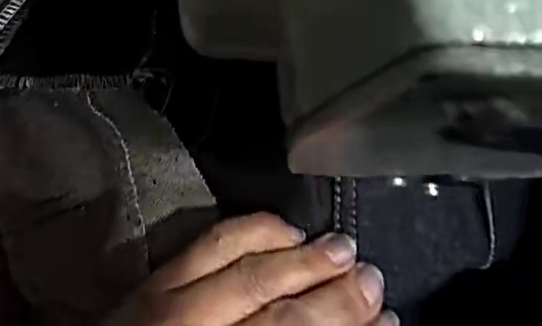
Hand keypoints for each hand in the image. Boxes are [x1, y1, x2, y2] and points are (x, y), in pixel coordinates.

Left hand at [107, 213, 393, 324]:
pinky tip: (286, 227)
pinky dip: (254, 229)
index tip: (386, 321)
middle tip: (373, 280)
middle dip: (334, 298)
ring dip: (303, 258)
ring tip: (344, 247)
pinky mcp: (155, 280)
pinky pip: (212, 241)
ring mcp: (172, 304)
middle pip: (280, 314)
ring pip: (251, 271)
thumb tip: (326, 323)